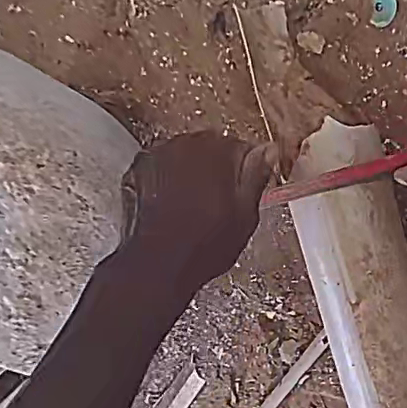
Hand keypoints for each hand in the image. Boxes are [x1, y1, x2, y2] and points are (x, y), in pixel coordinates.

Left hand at [118, 131, 276, 293]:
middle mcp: (188, 144)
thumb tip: (267, 150)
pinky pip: (163, 168)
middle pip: (212, 149)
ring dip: (193, 175)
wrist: (159, 263)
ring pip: (186, 158)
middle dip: (218, 171)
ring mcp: (160, 154)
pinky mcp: (139, 168)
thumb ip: (256, 175)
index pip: (243, 148)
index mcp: (219, 151)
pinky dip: (169, 181)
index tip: (245, 191)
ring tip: (197, 208)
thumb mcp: (246, 213)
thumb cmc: (205, 243)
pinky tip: (175, 207)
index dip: (247, 172)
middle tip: (221, 205)